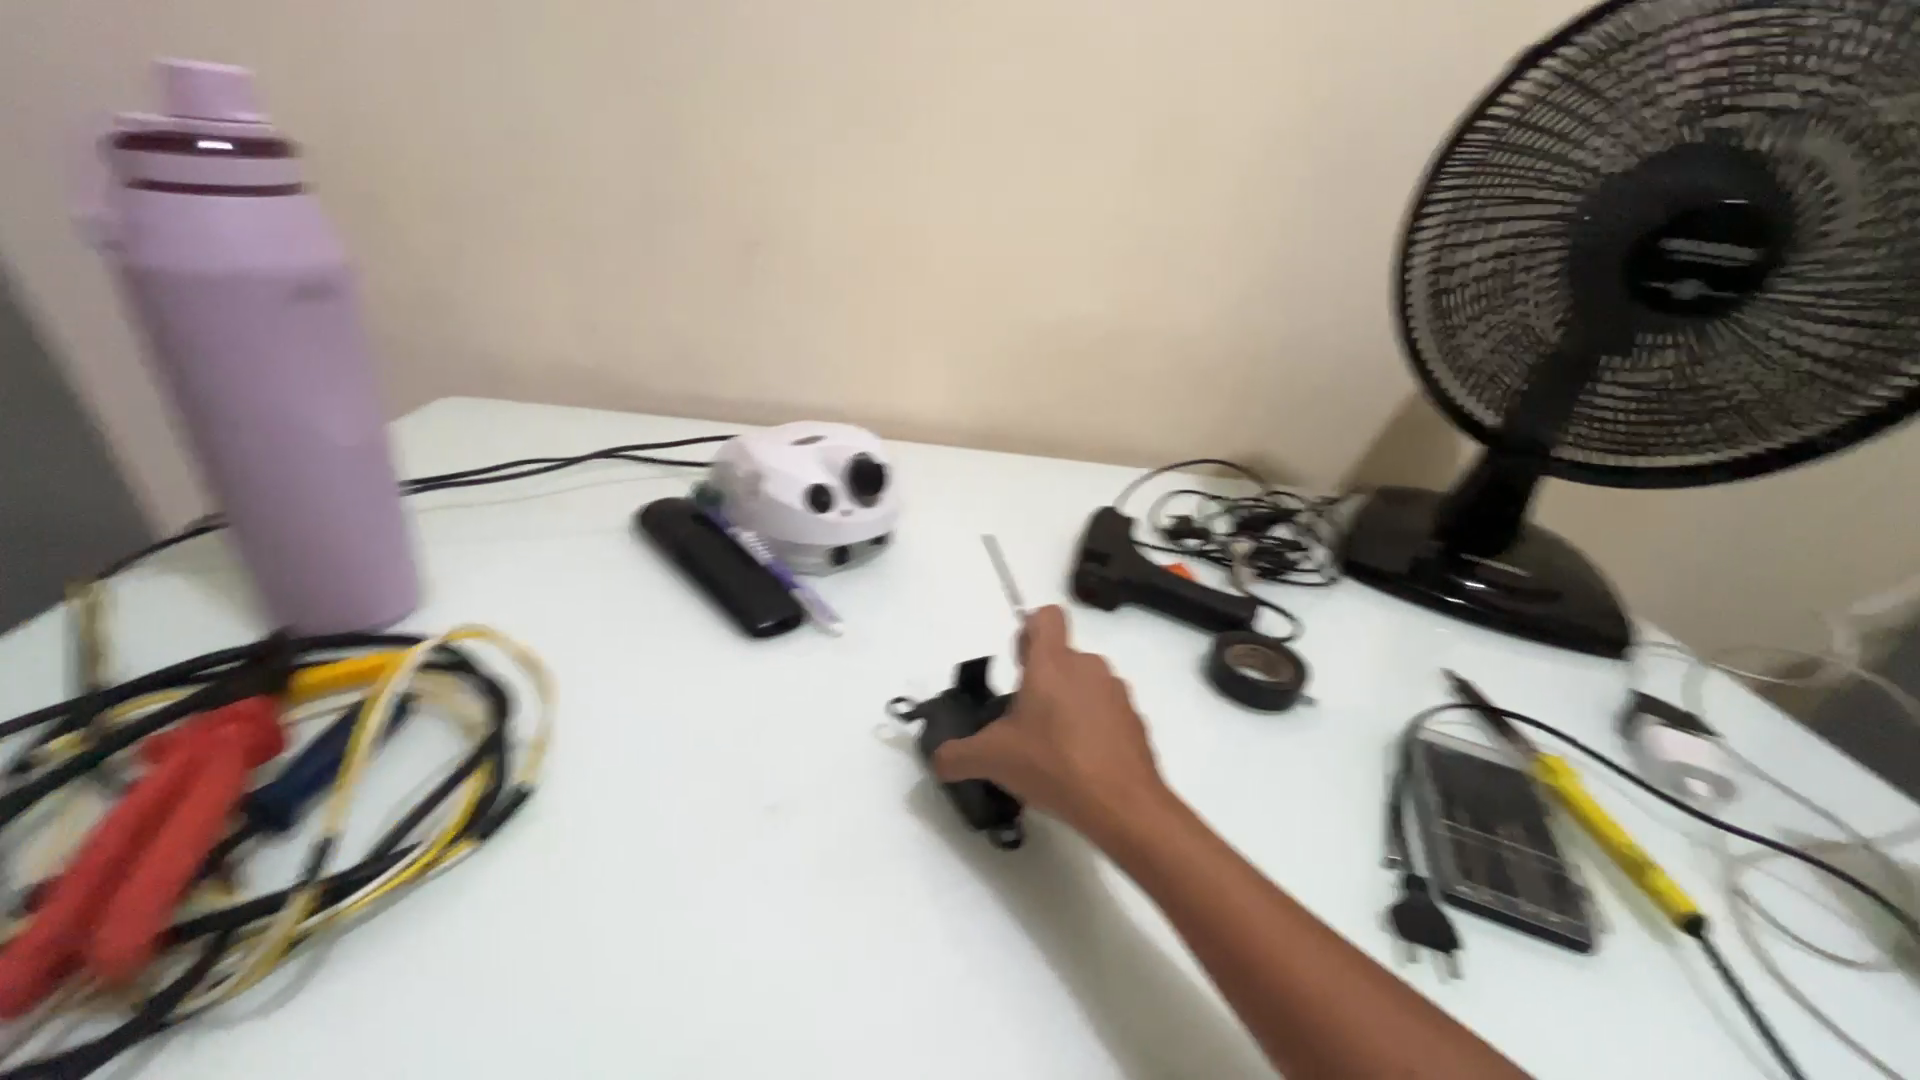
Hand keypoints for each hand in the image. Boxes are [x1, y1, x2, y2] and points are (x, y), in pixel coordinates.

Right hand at [932, 605, 1172, 839]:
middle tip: (1025, 723)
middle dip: (1043, 683)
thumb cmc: (1053, 765)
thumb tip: (938, 759)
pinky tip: (1081, 765)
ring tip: (1054, 749)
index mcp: (1053, 663)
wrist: (1122, 804)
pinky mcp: (1136, 721)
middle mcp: (1089, 667)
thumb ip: (957, 755)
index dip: (1029, 630)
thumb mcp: (992, 760)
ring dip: (1069, 706)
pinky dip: (1094, 730)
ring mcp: (1117, 694)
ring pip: (1086, 686)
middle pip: (1063, 657)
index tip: (1018, 664)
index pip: (1046, 617)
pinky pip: (1108, 714)